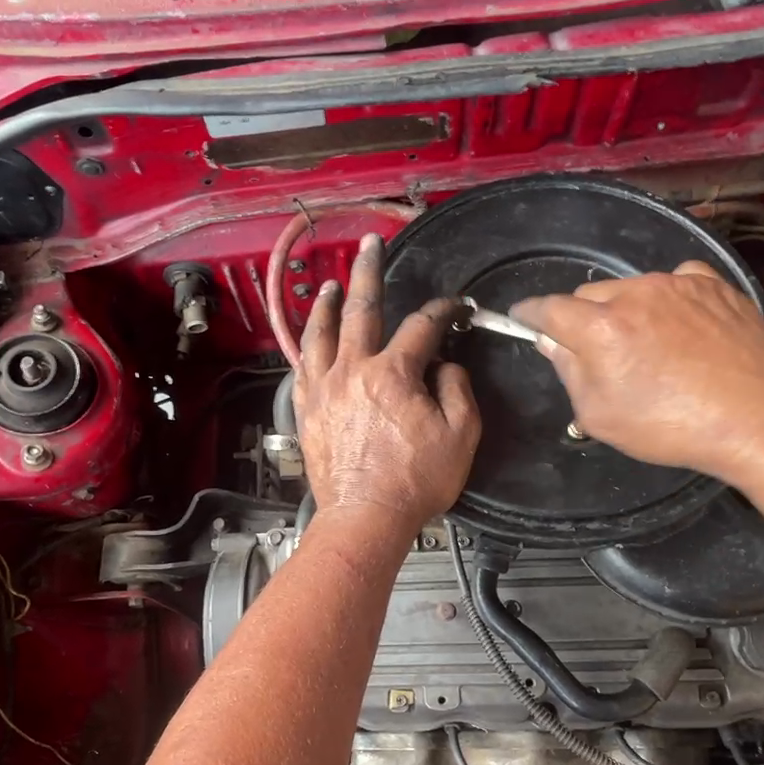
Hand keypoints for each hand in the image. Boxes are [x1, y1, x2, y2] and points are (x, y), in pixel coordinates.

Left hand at [295, 233, 481, 536]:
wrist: (365, 517)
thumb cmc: (414, 483)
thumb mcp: (460, 436)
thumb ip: (457, 391)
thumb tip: (444, 367)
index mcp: (393, 374)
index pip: (422, 327)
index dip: (442, 312)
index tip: (453, 307)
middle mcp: (353, 372)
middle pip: (361, 309)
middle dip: (369, 272)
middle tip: (370, 246)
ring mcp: (324, 391)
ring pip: (320, 334)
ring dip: (327, 305)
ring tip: (332, 286)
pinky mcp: (307, 413)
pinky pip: (302, 370)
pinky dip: (306, 349)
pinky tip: (308, 342)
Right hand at [510, 261, 763, 479]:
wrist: (759, 418)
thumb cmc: (672, 426)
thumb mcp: (600, 415)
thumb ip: (569, 371)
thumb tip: (554, 342)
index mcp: (600, 328)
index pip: (547, 308)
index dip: (529, 314)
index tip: (522, 318)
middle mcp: (636, 294)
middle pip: (588, 295)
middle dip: (581, 319)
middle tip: (592, 352)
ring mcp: (679, 284)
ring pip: (631, 288)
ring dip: (624, 311)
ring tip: (643, 348)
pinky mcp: (715, 285)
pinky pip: (674, 283)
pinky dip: (665, 301)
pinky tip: (678, 331)